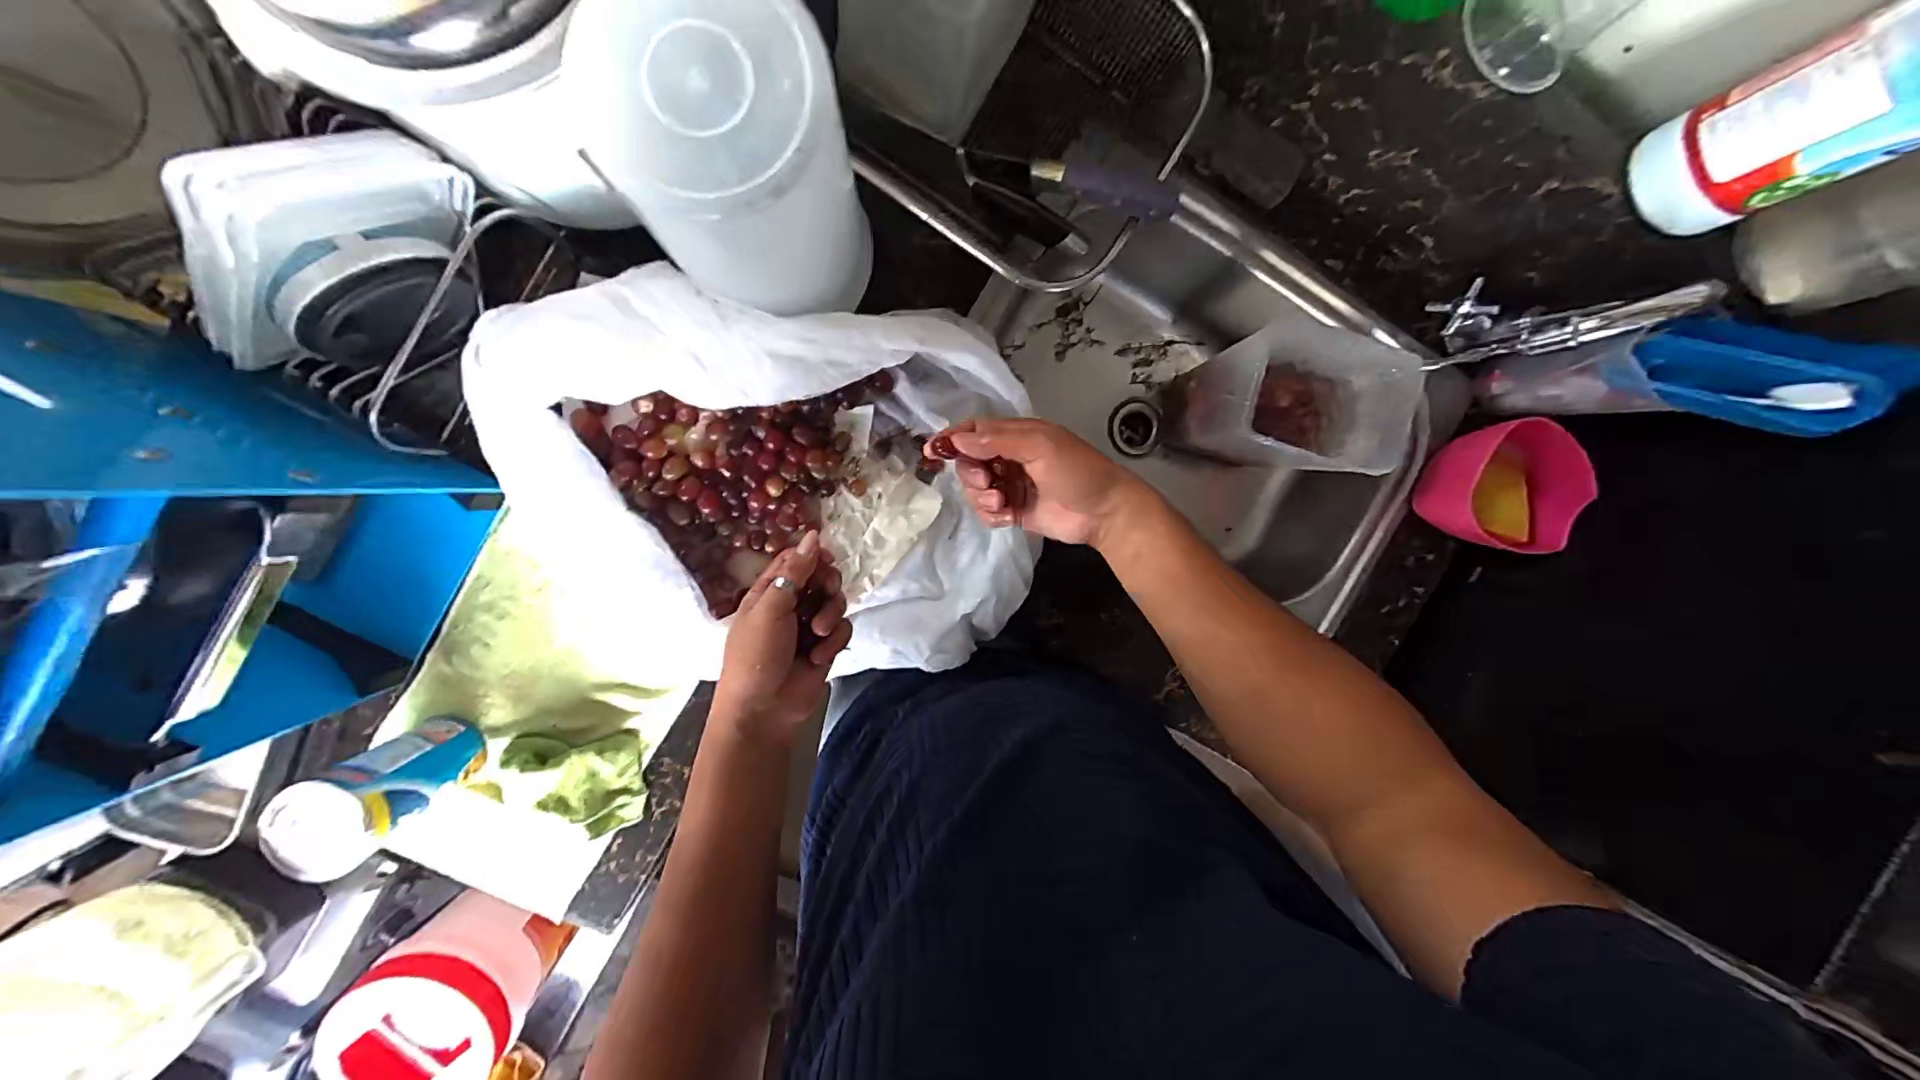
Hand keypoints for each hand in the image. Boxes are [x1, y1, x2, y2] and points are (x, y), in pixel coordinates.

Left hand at [711, 531, 851, 742]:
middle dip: (828, 585)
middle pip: (821, 578)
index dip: (812, 557)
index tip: (825, 561)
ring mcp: (808, 627)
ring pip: (836, 603)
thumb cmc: (755, 655)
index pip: (794, 561)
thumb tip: (813, 535)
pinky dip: (834, 641)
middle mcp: (790, 605)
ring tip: (817, 634)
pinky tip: (820, 656)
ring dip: (831, 615)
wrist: (763, 709)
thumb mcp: (770, 608)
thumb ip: (793, 572)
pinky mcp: (825, 647)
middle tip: (827, 593)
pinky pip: (843, 630)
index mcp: (768, 592)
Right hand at [930, 417, 1155, 548]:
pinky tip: (1007, 516)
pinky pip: (986, 511)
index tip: (934, 451)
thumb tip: (958, 440)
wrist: (1104, 512)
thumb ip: (997, 440)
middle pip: (969, 461)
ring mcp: (1011, 485)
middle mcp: (1010, 458)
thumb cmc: (1077, 471)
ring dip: (981, 496)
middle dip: (971, 473)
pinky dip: (990, 514)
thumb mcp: (1040, 445)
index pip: (975, 431)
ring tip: (1002, 502)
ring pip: (974, 489)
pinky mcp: (1014, 512)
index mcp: (1016, 435)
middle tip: (988, 483)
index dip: (953, 439)